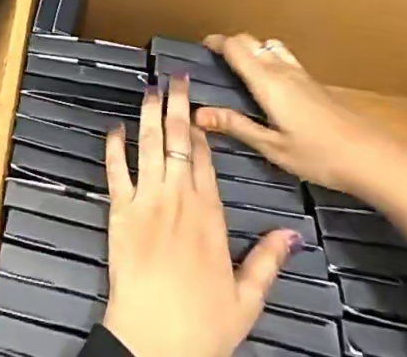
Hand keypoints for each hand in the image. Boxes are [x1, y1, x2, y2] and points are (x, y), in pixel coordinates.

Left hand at [101, 73, 296, 356]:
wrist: (155, 343)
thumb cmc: (202, 325)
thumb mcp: (247, 298)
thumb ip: (268, 260)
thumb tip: (292, 234)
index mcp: (210, 216)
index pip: (206, 159)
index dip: (202, 129)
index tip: (199, 106)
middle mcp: (179, 199)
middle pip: (179, 140)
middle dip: (177, 105)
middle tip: (175, 77)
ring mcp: (147, 201)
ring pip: (149, 145)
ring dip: (149, 114)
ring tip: (149, 88)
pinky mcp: (119, 211)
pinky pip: (116, 170)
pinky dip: (114, 146)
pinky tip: (115, 128)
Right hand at [194, 33, 406, 204]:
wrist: (373, 158)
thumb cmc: (319, 155)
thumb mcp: (273, 147)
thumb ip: (236, 126)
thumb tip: (198, 113)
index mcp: (267, 81)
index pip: (235, 47)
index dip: (216, 42)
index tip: (202, 47)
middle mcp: (282, 70)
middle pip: (251, 41)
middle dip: (231, 43)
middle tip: (216, 58)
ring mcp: (301, 74)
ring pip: (270, 46)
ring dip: (252, 48)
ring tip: (241, 66)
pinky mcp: (315, 84)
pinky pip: (284, 57)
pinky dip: (268, 58)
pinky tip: (272, 82)